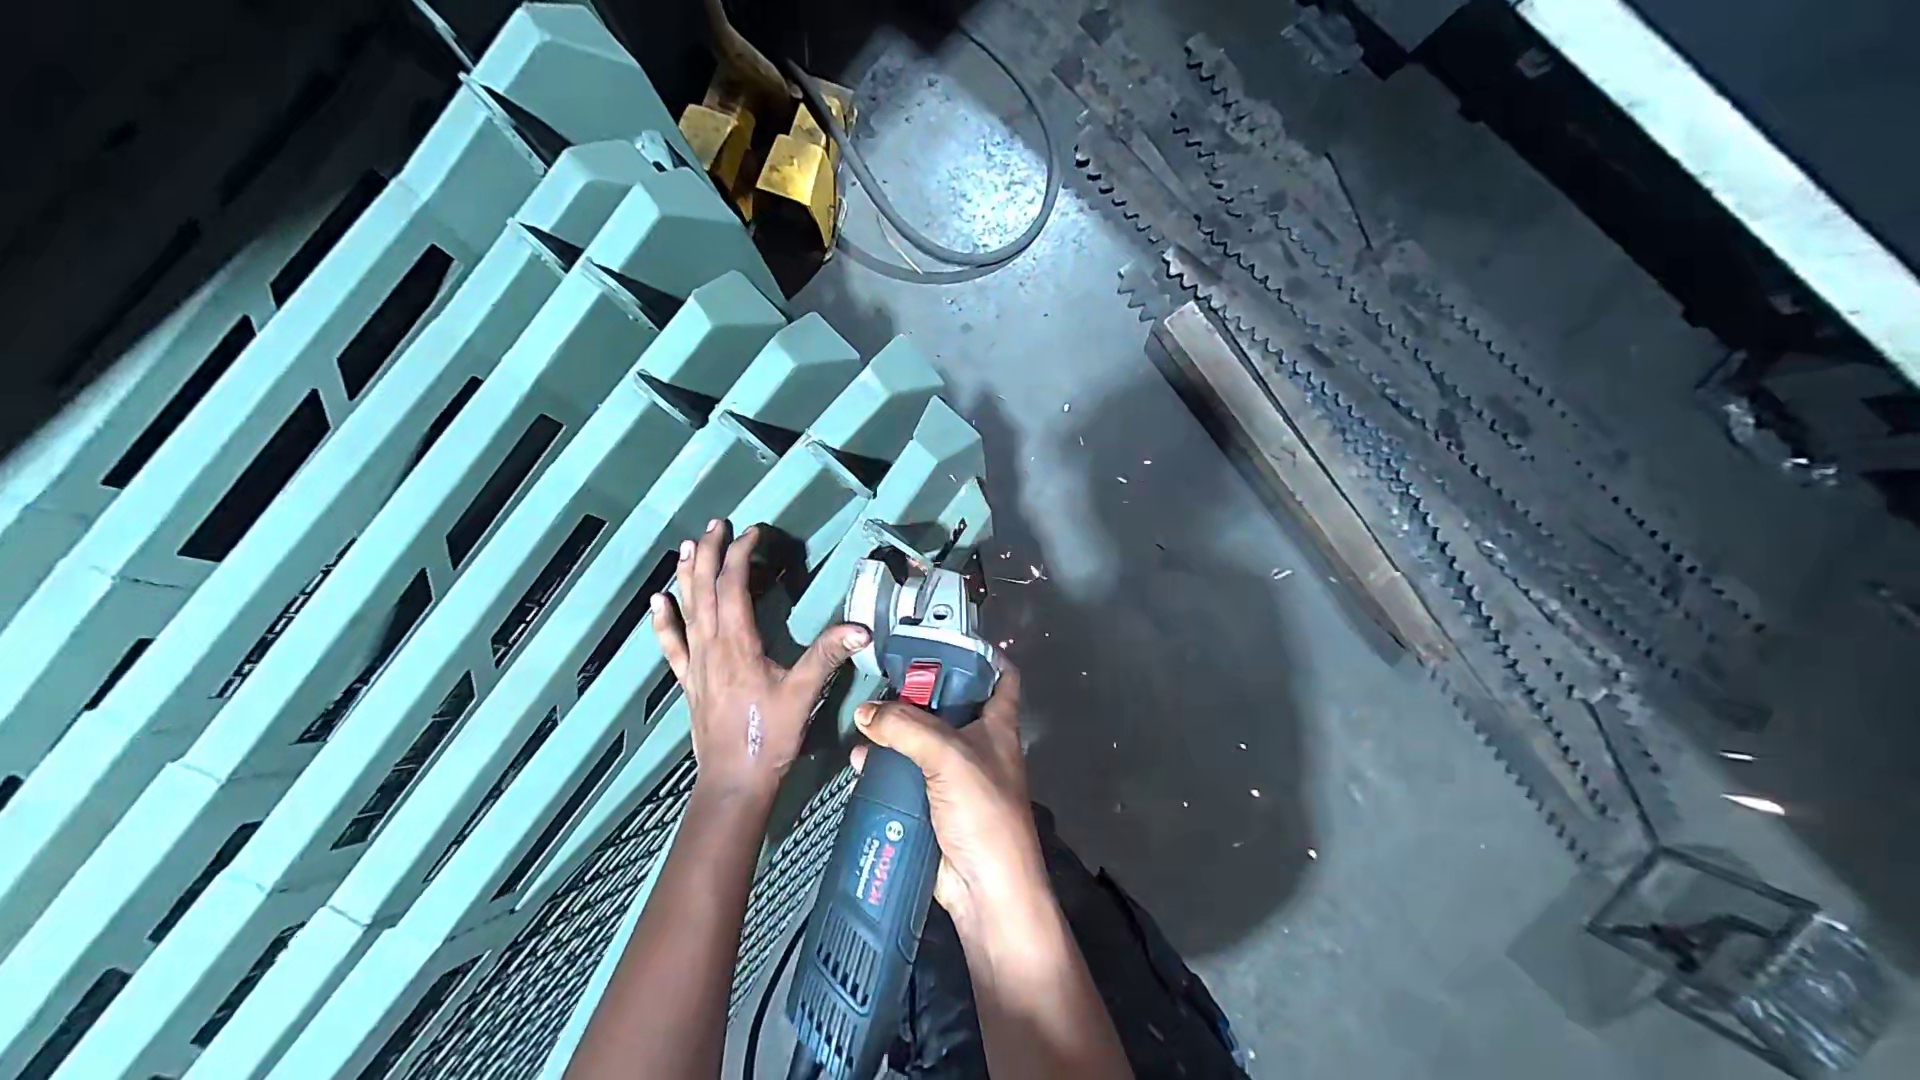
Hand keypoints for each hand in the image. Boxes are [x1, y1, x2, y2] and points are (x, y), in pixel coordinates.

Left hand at [652, 519, 869, 797]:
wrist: (733, 781)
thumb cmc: (768, 737)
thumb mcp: (803, 695)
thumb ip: (827, 656)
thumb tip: (860, 628)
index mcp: (737, 644)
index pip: (733, 586)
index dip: (741, 554)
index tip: (754, 533)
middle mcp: (710, 646)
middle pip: (704, 589)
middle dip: (709, 553)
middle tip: (716, 524)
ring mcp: (694, 663)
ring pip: (686, 609)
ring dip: (686, 575)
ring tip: (687, 546)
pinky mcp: (688, 681)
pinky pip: (671, 643)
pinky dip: (664, 620)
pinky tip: (657, 602)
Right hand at [851, 663, 1046, 931]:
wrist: (985, 888)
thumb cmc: (983, 811)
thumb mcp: (947, 756)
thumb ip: (906, 727)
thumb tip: (865, 712)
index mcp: (997, 724)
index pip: (1001, 676)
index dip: (983, 654)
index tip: (949, 638)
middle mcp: (978, 743)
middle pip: (950, 703)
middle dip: (920, 690)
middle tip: (886, 675)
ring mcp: (954, 773)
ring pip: (921, 738)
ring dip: (895, 729)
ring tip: (865, 717)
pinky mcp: (932, 800)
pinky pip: (905, 772)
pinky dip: (884, 764)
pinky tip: (861, 759)